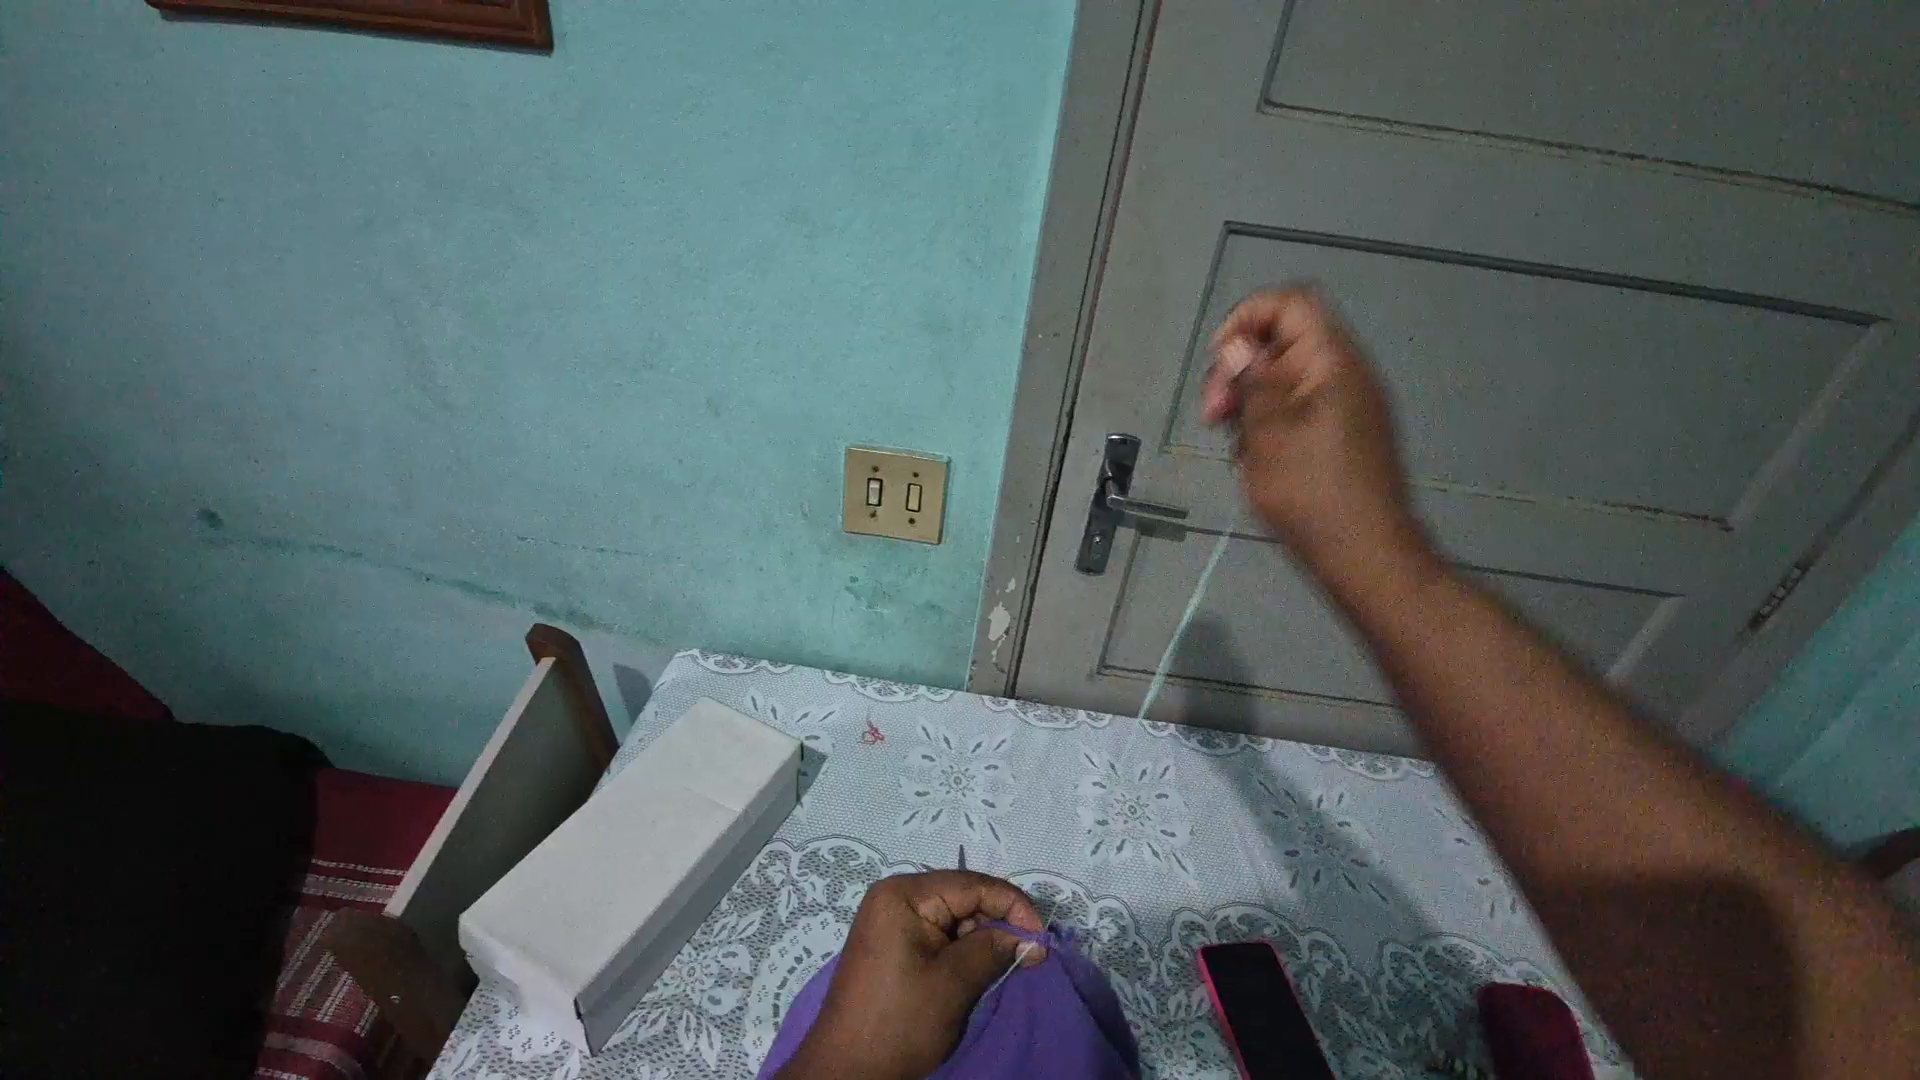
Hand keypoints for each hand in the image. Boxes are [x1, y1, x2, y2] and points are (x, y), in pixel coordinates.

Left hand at [775, 871, 1046, 1079]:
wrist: (846, 1072)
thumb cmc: (899, 1024)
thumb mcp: (953, 984)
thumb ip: (993, 950)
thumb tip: (1032, 938)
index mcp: (903, 894)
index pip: (970, 884)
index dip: (1011, 905)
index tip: (1042, 937)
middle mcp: (894, 895)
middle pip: (961, 896)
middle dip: (996, 922)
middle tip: (1029, 954)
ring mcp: (889, 918)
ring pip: (951, 915)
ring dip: (980, 938)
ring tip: (1004, 965)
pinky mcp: (890, 942)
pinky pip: (936, 932)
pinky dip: (960, 949)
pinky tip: (976, 970)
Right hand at [1203, 286, 1431, 585]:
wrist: (1364, 554)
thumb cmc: (1311, 492)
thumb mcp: (1267, 432)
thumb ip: (1251, 380)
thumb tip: (1237, 344)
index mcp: (1332, 362)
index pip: (1290, 304)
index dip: (1246, 318)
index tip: (1218, 362)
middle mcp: (1343, 374)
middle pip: (1281, 342)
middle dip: (1237, 371)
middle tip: (1213, 416)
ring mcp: (1344, 407)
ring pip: (1282, 380)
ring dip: (1247, 403)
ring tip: (1232, 446)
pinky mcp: (1340, 436)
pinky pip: (1294, 411)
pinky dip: (1266, 425)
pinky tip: (1254, 460)